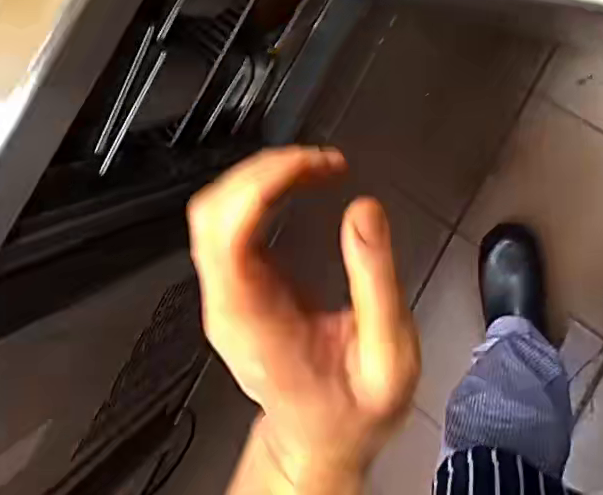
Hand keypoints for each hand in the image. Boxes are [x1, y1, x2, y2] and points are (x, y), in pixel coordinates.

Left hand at [188, 148, 420, 490]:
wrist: (320, 442)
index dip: (263, 182)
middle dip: (265, 169)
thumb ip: (377, 283)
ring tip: (314, 166)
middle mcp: (225, 301)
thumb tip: (363, 212)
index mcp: (252, 319)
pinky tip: (295, 182)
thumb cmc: (351, 410)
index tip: (311, 164)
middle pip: (214, 208)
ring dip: (261, 174)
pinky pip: (228, 218)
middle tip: (320, 161)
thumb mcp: (388, 356)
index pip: (228, 229)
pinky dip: (260, 189)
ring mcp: (222, 291)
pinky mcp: (231, 281)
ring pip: (214, 208)